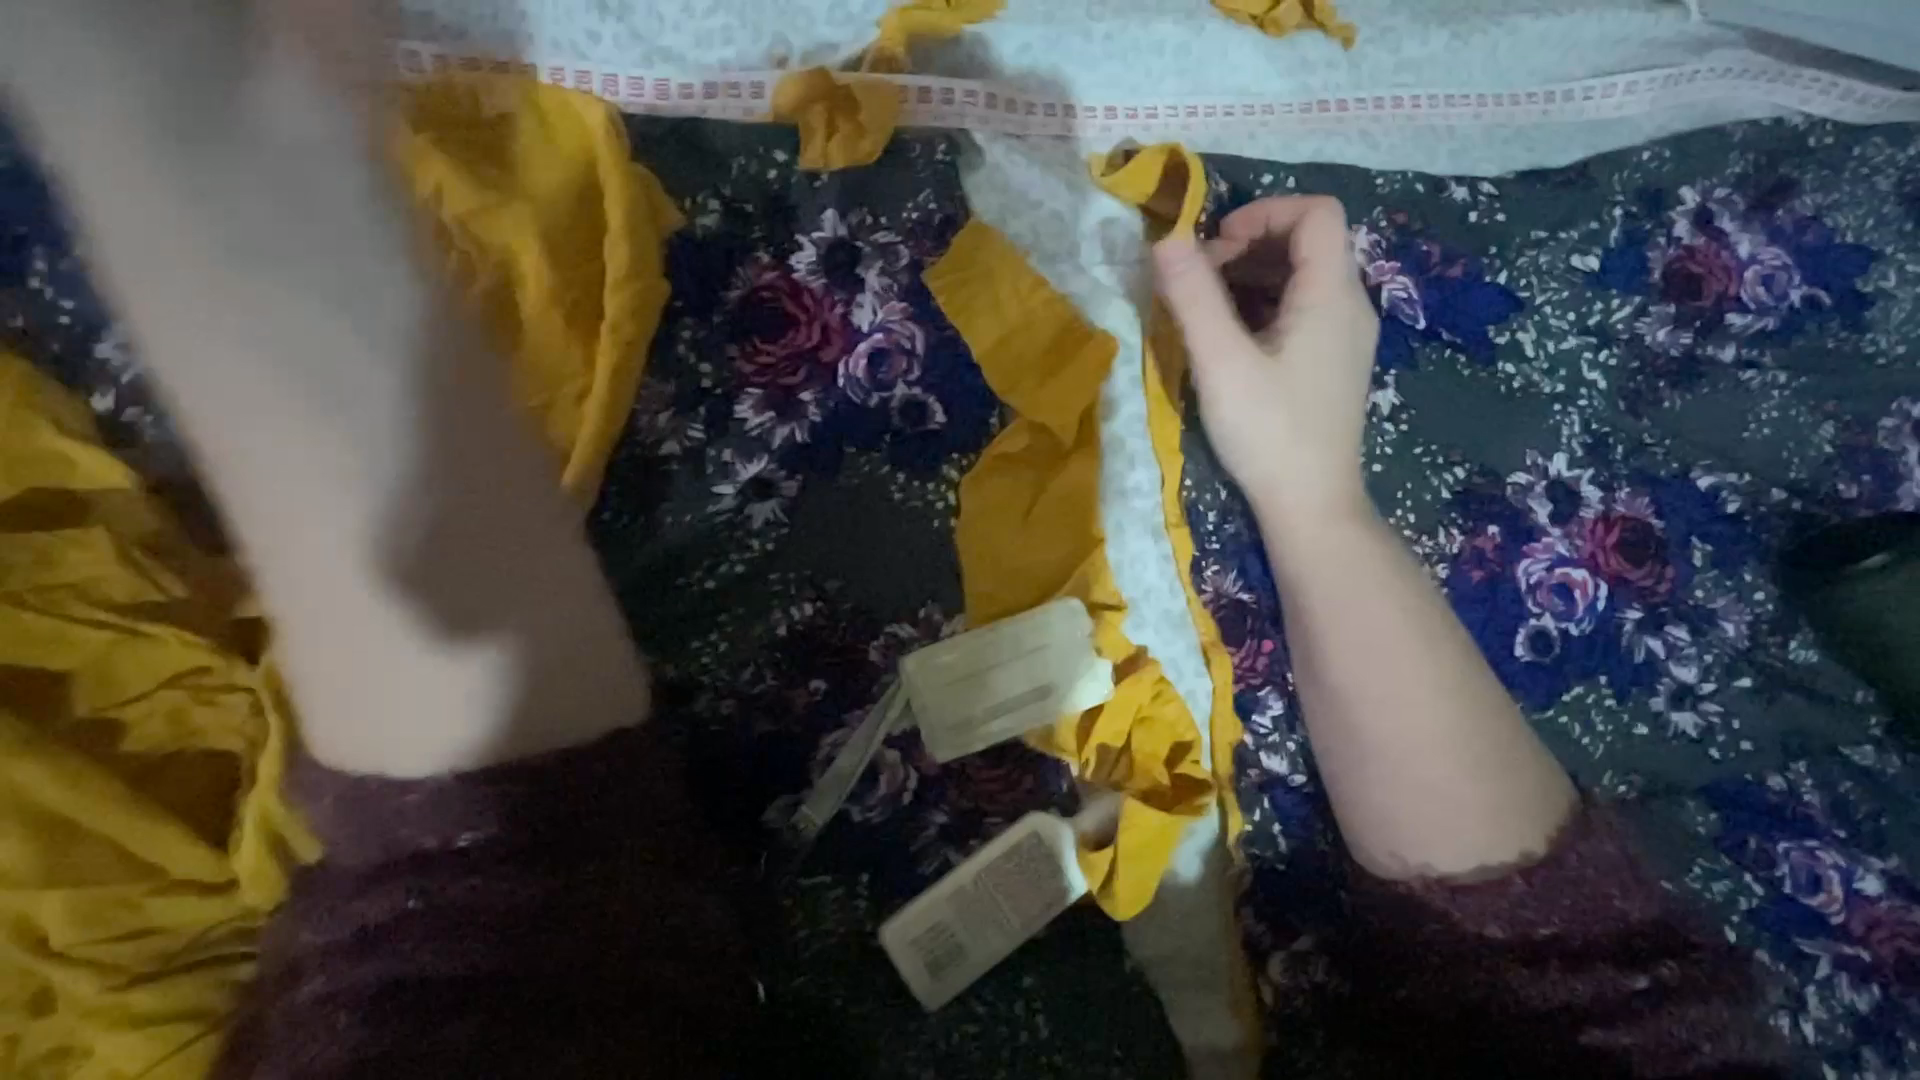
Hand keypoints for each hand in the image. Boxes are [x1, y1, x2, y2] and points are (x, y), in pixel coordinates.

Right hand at [1153, 196, 1379, 531]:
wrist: (1311, 506)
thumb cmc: (1268, 433)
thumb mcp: (1221, 363)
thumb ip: (1193, 297)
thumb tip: (1165, 238)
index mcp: (1332, 295)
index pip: (1316, 213)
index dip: (1263, 213)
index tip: (1213, 246)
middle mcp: (1350, 306)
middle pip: (1308, 242)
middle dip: (1249, 246)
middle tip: (1199, 281)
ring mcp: (1346, 338)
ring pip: (1303, 278)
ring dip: (1252, 276)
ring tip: (1205, 307)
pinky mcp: (1332, 364)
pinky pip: (1302, 310)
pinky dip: (1264, 306)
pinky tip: (1230, 337)